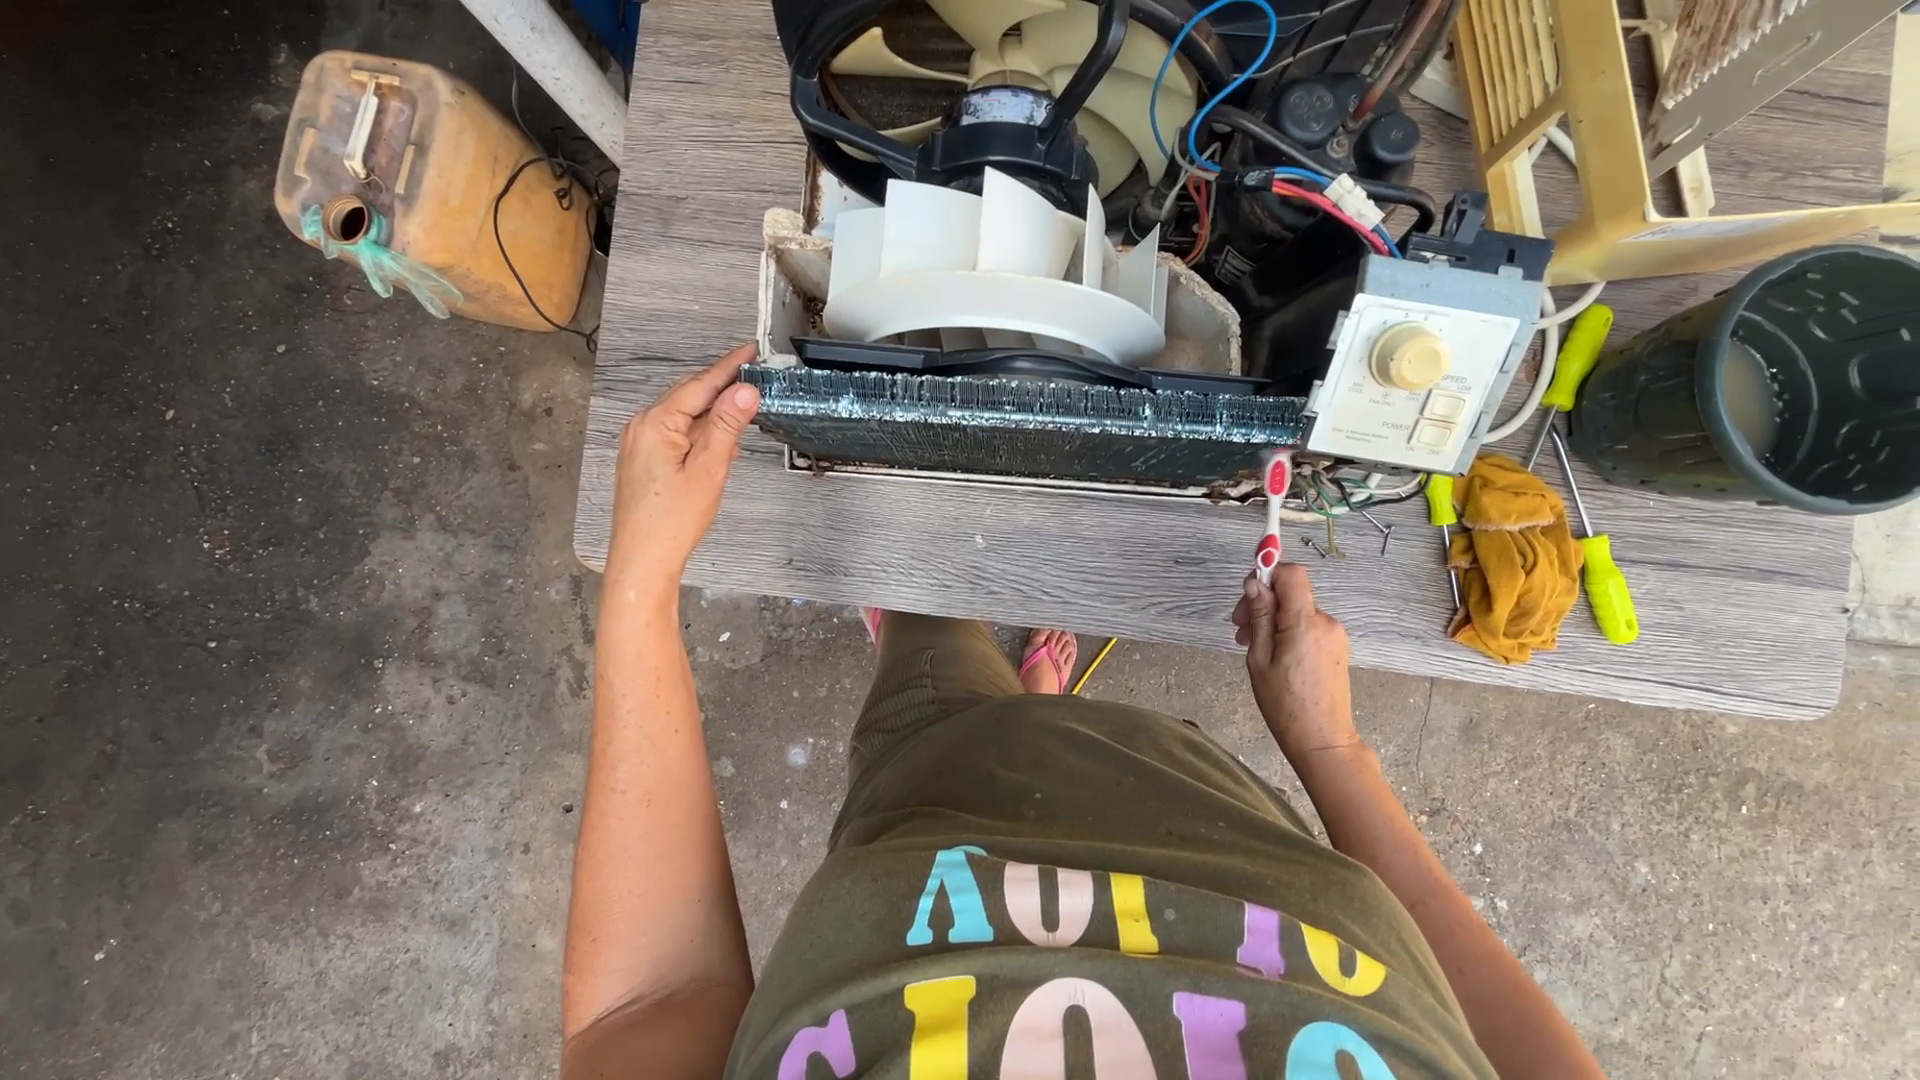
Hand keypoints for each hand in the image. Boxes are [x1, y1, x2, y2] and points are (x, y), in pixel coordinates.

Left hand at [607, 344, 760, 580]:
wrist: (643, 559)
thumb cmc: (671, 522)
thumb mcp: (709, 470)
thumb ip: (727, 427)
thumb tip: (744, 392)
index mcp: (656, 424)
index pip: (700, 385)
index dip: (729, 367)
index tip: (750, 351)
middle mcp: (642, 427)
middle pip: (690, 396)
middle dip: (723, 387)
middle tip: (754, 375)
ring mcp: (640, 443)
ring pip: (685, 416)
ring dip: (714, 413)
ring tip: (744, 409)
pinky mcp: (644, 459)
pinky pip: (677, 433)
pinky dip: (701, 432)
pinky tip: (720, 441)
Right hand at [1232, 565, 1358, 759]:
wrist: (1321, 738)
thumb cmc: (1285, 705)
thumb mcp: (1259, 659)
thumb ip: (1259, 616)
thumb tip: (1255, 583)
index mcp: (1304, 624)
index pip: (1292, 574)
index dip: (1269, 571)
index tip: (1248, 584)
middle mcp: (1325, 623)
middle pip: (1291, 592)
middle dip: (1263, 600)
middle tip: (1239, 625)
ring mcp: (1334, 634)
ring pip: (1297, 610)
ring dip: (1272, 618)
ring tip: (1252, 644)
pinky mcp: (1336, 646)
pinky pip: (1308, 625)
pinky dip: (1286, 630)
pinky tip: (1271, 652)